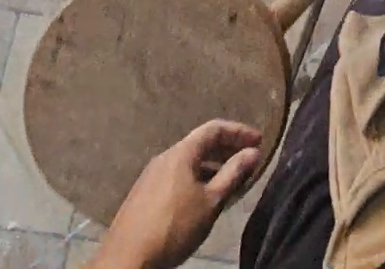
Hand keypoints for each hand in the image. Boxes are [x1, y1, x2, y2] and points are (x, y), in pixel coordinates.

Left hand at [102, 120, 264, 268]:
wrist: (125, 261)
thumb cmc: (173, 227)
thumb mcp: (210, 202)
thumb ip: (233, 174)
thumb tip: (253, 151)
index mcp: (181, 153)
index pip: (214, 129)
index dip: (239, 131)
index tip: (259, 140)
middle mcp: (164, 158)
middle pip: (200, 143)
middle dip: (227, 149)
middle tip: (248, 159)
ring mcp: (151, 176)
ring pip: (188, 162)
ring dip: (212, 166)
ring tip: (230, 181)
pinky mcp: (143, 195)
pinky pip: (177, 176)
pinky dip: (196, 178)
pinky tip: (203, 198)